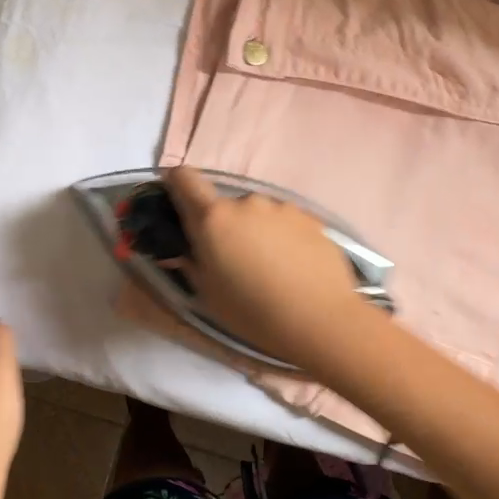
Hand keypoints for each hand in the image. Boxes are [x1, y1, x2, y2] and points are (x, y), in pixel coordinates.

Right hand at [163, 166, 382, 367]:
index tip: (179, 206)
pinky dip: (283, 238)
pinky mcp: (311, 218)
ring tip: (270, 268)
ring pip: (258, 214)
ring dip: (256, 231)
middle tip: (233, 260)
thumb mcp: (208, 295)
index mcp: (213, 218)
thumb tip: (180, 250)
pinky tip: (294, 268)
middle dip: (224, 226)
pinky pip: (285, 223)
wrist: (322, 321)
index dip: (176, 185)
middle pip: (224, 204)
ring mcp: (282, 207)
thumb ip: (189, 263)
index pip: (183, 177)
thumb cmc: (254, 313)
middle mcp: (246, 202)